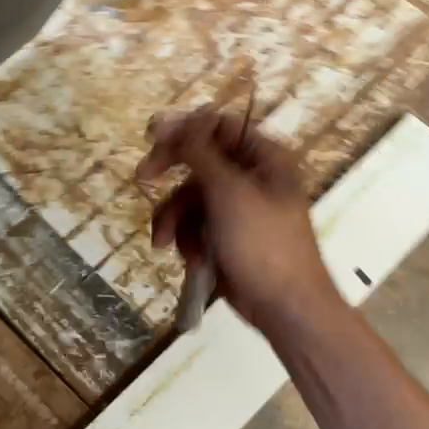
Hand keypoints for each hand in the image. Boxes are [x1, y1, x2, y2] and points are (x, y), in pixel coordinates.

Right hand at [135, 108, 344, 331]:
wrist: (285, 308)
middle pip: (199, 159)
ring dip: (174, 217)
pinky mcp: (225, 236)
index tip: (152, 137)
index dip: (185, 128)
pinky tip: (190, 258)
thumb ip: (198, 152)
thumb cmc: (263, 244)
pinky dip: (186, 238)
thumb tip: (169, 120)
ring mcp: (238, 208)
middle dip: (171, 176)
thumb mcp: (228, 192)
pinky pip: (194, 224)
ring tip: (163, 241)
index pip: (218, 126)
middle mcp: (252, 176)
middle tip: (143, 177)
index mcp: (264, 157)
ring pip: (190, 196)